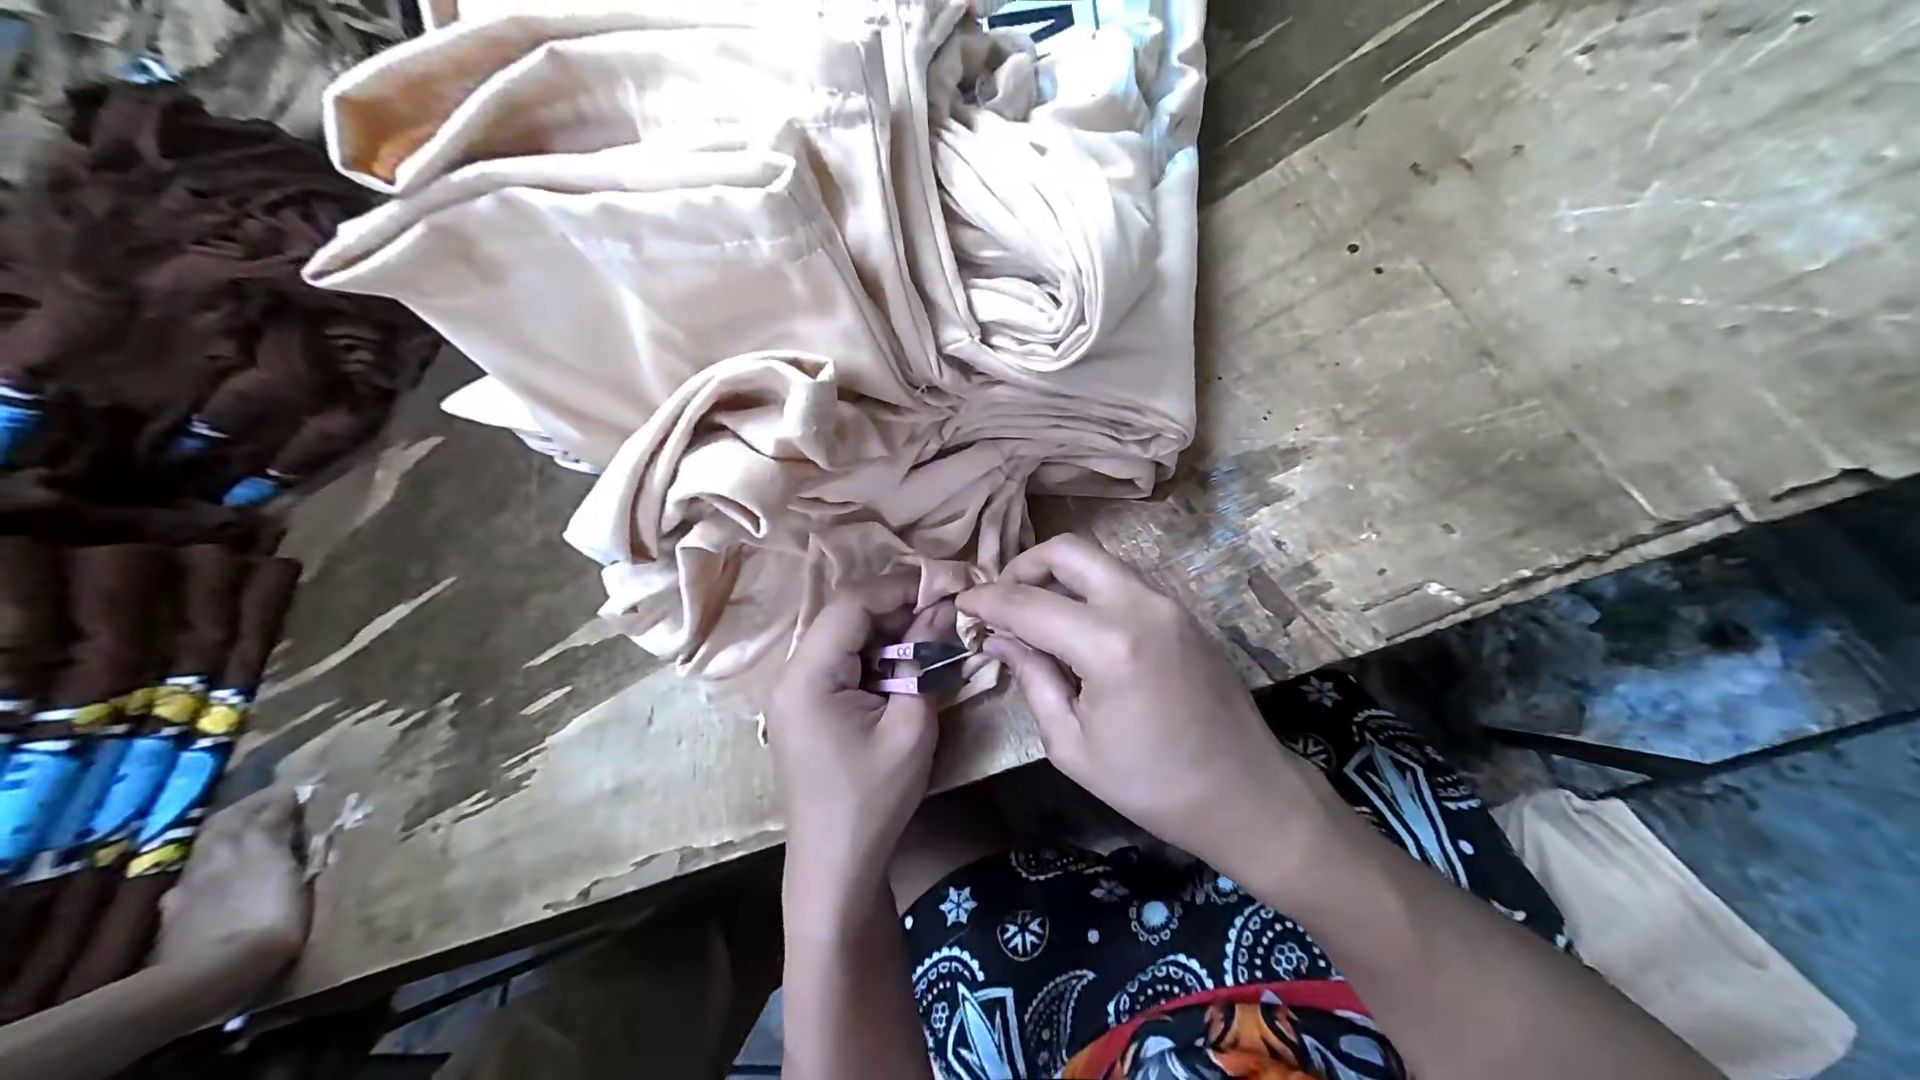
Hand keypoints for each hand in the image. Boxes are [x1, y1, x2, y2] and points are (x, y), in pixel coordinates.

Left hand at [152, 787, 309, 1007]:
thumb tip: (296, 822)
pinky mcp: (174, 911)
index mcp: (255, 843)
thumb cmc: (274, 920)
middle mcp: (220, 855)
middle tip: (267, 803)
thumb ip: (291, 846)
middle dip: (247, 809)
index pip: (269, 810)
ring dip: (224, 835)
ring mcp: (191, 884)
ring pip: (206, 847)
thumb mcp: (298, 877)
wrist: (214, 971)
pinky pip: (191, 878)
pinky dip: (205, 868)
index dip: (283, 798)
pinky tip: (210, 876)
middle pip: (228, 822)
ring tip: (241, 834)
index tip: (298, 790)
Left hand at [767, 579, 951, 913]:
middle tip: (944, 614)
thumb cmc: (874, 798)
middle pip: (845, 618)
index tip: (943, 587)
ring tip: (931, 637)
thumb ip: (925, 660)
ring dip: (888, 633)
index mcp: (807, 676)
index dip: (898, 588)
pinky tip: (905, 666)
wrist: (836, 864)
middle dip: (896, 610)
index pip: (851, 605)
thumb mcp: (911, 726)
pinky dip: (875, 657)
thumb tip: (943, 608)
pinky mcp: (805, 707)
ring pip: (844, 639)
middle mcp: (791, 675)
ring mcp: (794, 692)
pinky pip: (841, 664)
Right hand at [957, 535, 1346, 876]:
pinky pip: (1123, 582)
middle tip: (1000, 600)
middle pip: (1069, 551)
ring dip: (1058, 575)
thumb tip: (998, 638)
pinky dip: (1088, 589)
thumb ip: (1032, 679)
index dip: (987, 601)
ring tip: (1032, 613)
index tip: (961, 606)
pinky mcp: (1183, 613)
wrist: (1246, 793)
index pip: (1028, 603)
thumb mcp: (1072, 745)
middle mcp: (1141, 606)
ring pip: (1099, 561)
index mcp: (1109, 644)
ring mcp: (1168, 604)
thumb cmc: (1150, 784)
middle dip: (1024, 565)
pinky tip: (1075, 625)